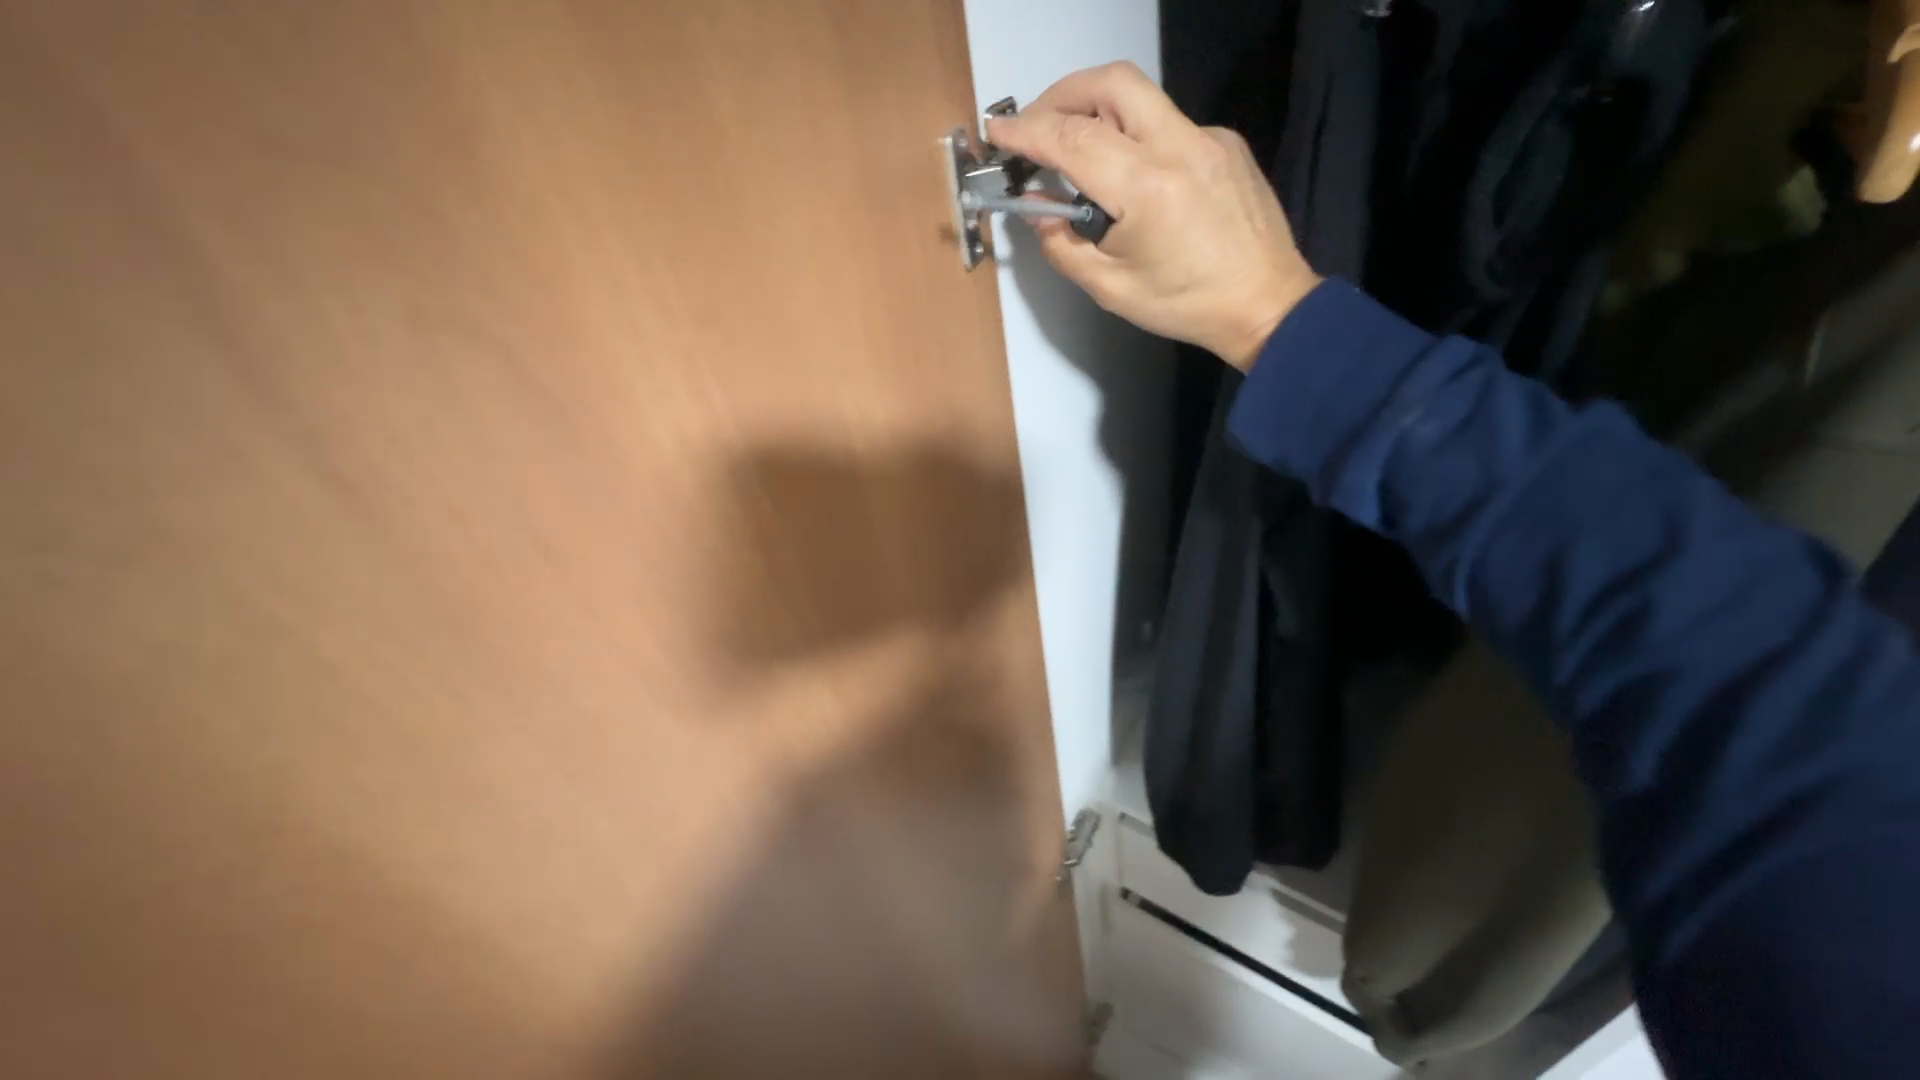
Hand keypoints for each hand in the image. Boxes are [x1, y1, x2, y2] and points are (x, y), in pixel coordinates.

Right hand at [986, 62, 1319, 371]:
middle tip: (1037, 126)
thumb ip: (1062, 244)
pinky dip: (1135, 136)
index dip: (1027, 131)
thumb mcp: (1110, 288)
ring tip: (1075, 147)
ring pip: (1141, 97)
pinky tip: (1131, 177)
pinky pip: (1167, 123)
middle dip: (1062, 95)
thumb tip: (1037, 206)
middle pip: (1111, 83)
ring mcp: (1208, 138)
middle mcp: (1180, 146)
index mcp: (1148, 188)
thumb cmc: (1186, 305)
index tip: (998, 133)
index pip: (1073, 139)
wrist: (1265, 304)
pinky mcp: (1225, 143)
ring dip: (1097, 110)